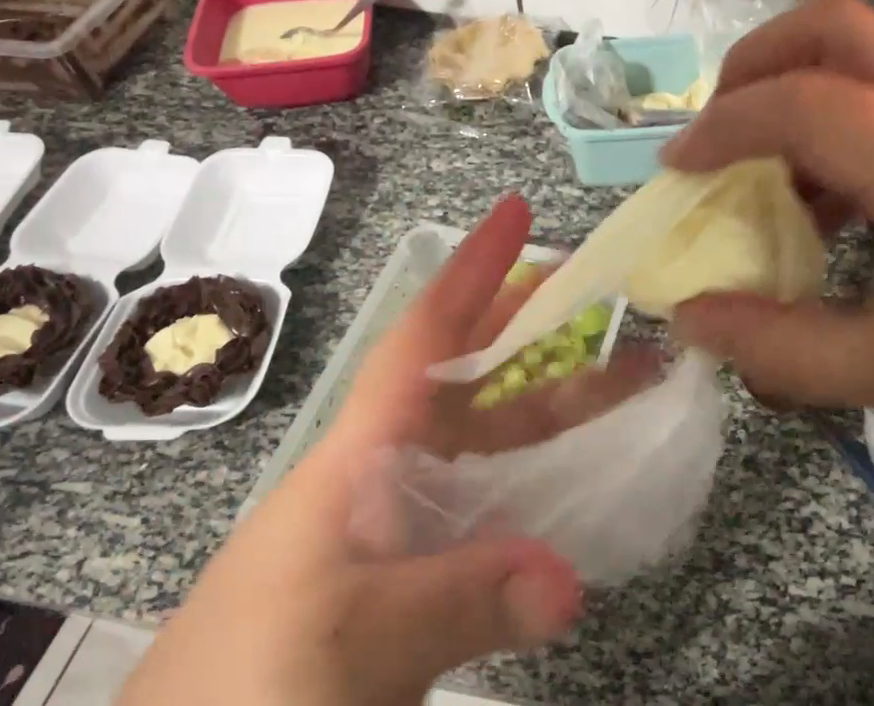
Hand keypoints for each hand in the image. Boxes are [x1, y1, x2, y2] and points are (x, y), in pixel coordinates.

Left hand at [120, 196, 653, 705]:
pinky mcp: (414, 596)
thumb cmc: (245, 686)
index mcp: (359, 459)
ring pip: (490, 458)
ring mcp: (402, 540)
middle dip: (537, 343)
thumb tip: (570, 582)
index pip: (421, 343)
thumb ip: (459, 602)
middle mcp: (386, 482)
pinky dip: (541, 505)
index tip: (516, 215)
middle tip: (606, 309)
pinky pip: (493, 524)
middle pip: (472, 390)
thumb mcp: (347, 638)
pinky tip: (584, 511)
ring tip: (628, 402)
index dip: (469, 274)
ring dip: (554, 426)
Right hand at [663, 0, 873, 460]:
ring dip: (793, 84)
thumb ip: (777, 344)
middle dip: (754, 63)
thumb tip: (687, 316)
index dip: (721, 129)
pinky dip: (831, 113)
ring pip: (861, 44)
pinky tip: (824, 197)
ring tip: (761, 167)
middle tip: (718, 132)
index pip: (799, 103)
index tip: (676, 172)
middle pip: (832, 23)